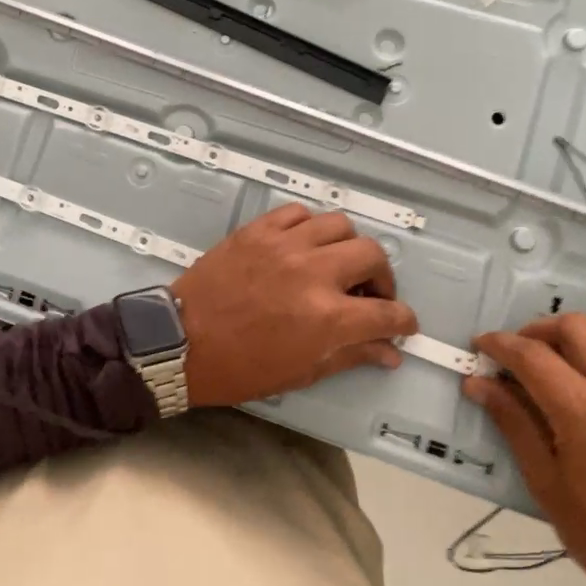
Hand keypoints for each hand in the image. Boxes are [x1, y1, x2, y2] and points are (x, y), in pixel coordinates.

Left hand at [171, 203, 418, 406]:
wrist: (182, 343)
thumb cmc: (240, 367)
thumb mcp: (301, 371)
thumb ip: (350, 355)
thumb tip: (388, 351)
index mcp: (327, 317)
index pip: (387, 312)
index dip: (403, 321)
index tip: (402, 324)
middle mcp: (312, 273)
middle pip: (372, 256)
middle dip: (382, 278)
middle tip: (370, 294)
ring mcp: (284, 245)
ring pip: (339, 225)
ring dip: (348, 246)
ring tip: (337, 265)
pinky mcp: (257, 230)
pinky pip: (297, 213)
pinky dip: (310, 227)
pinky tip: (304, 246)